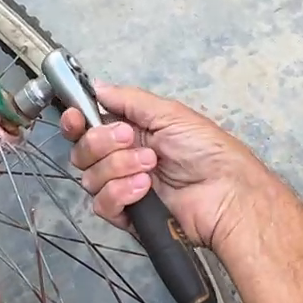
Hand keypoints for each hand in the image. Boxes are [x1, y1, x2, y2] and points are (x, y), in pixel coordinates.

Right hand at [60, 83, 282, 253]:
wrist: (226, 194)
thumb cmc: (207, 151)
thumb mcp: (170, 113)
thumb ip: (128, 100)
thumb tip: (97, 87)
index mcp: (131, 131)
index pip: (88, 126)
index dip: (76, 121)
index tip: (76, 118)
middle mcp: (122, 158)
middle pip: (83, 151)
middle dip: (102, 143)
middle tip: (131, 139)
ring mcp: (124, 187)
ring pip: (90, 177)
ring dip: (118, 168)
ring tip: (150, 168)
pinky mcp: (128, 215)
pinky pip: (102, 204)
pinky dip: (120, 193)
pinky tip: (144, 189)